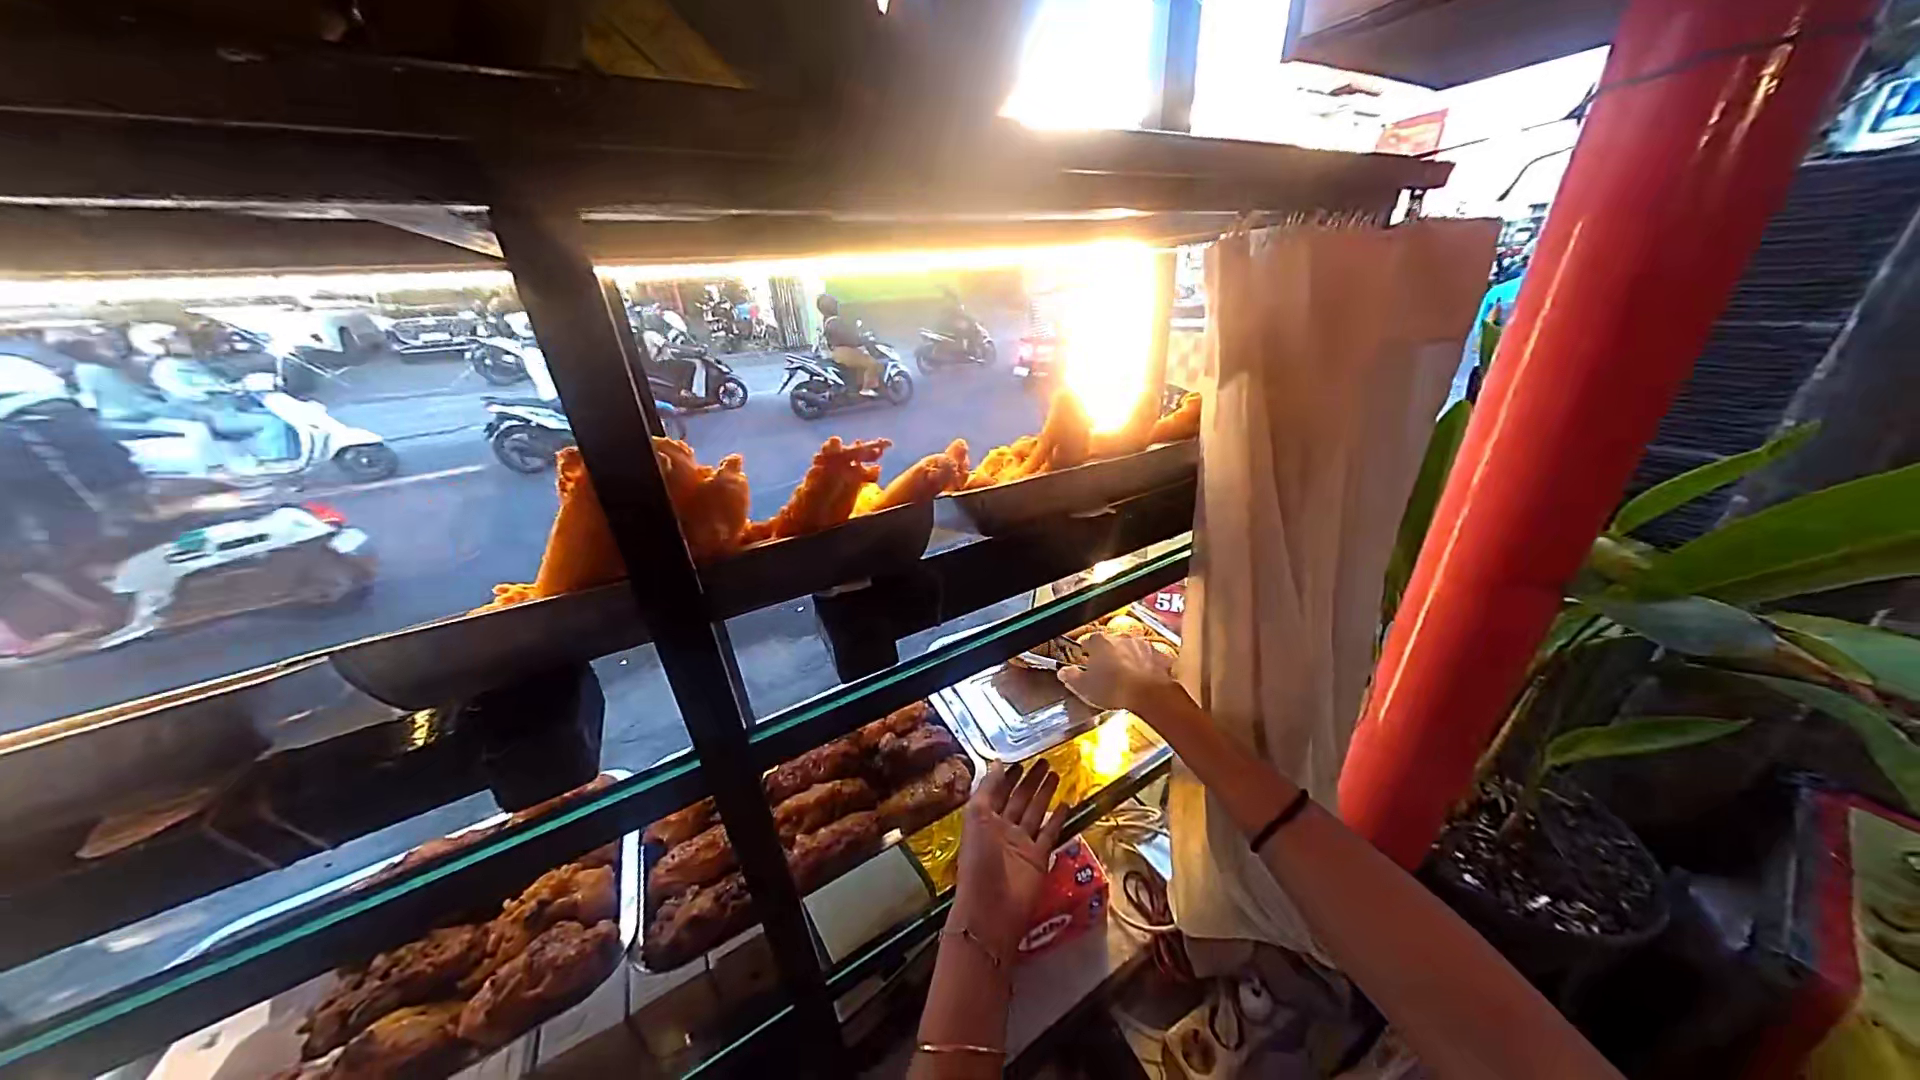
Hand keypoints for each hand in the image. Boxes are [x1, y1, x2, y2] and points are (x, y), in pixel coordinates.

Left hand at [953, 760, 1067, 958]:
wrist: (992, 907)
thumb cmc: (979, 859)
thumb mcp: (977, 816)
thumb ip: (988, 789)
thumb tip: (997, 762)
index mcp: (985, 819)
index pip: (999, 791)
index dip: (1009, 776)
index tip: (1021, 759)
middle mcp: (1003, 829)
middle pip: (1019, 798)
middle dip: (1030, 780)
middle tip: (1044, 761)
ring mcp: (1022, 843)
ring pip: (1035, 812)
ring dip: (1044, 793)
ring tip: (1056, 773)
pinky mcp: (1039, 857)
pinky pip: (1049, 833)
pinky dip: (1057, 818)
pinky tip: (1066, 803)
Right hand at [1058, 631, 1178, 714]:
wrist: (1149, 695)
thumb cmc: (1115, 689)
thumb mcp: (1084, 687)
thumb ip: (1071, 677)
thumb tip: (1063, 672)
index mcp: (1100, 642)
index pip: (1088, 641)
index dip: (1086, 651)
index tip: (1085, 659)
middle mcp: (1121, 638)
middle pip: (1111, 643)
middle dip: (1108, 654)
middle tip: (1105, 671)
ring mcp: (1143, 645)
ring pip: (1131, 649)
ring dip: (1128, 658)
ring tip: (1125, 677)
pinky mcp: (1160, 656)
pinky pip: (1150, 659)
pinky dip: (1147, 666)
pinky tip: (1144, 678)